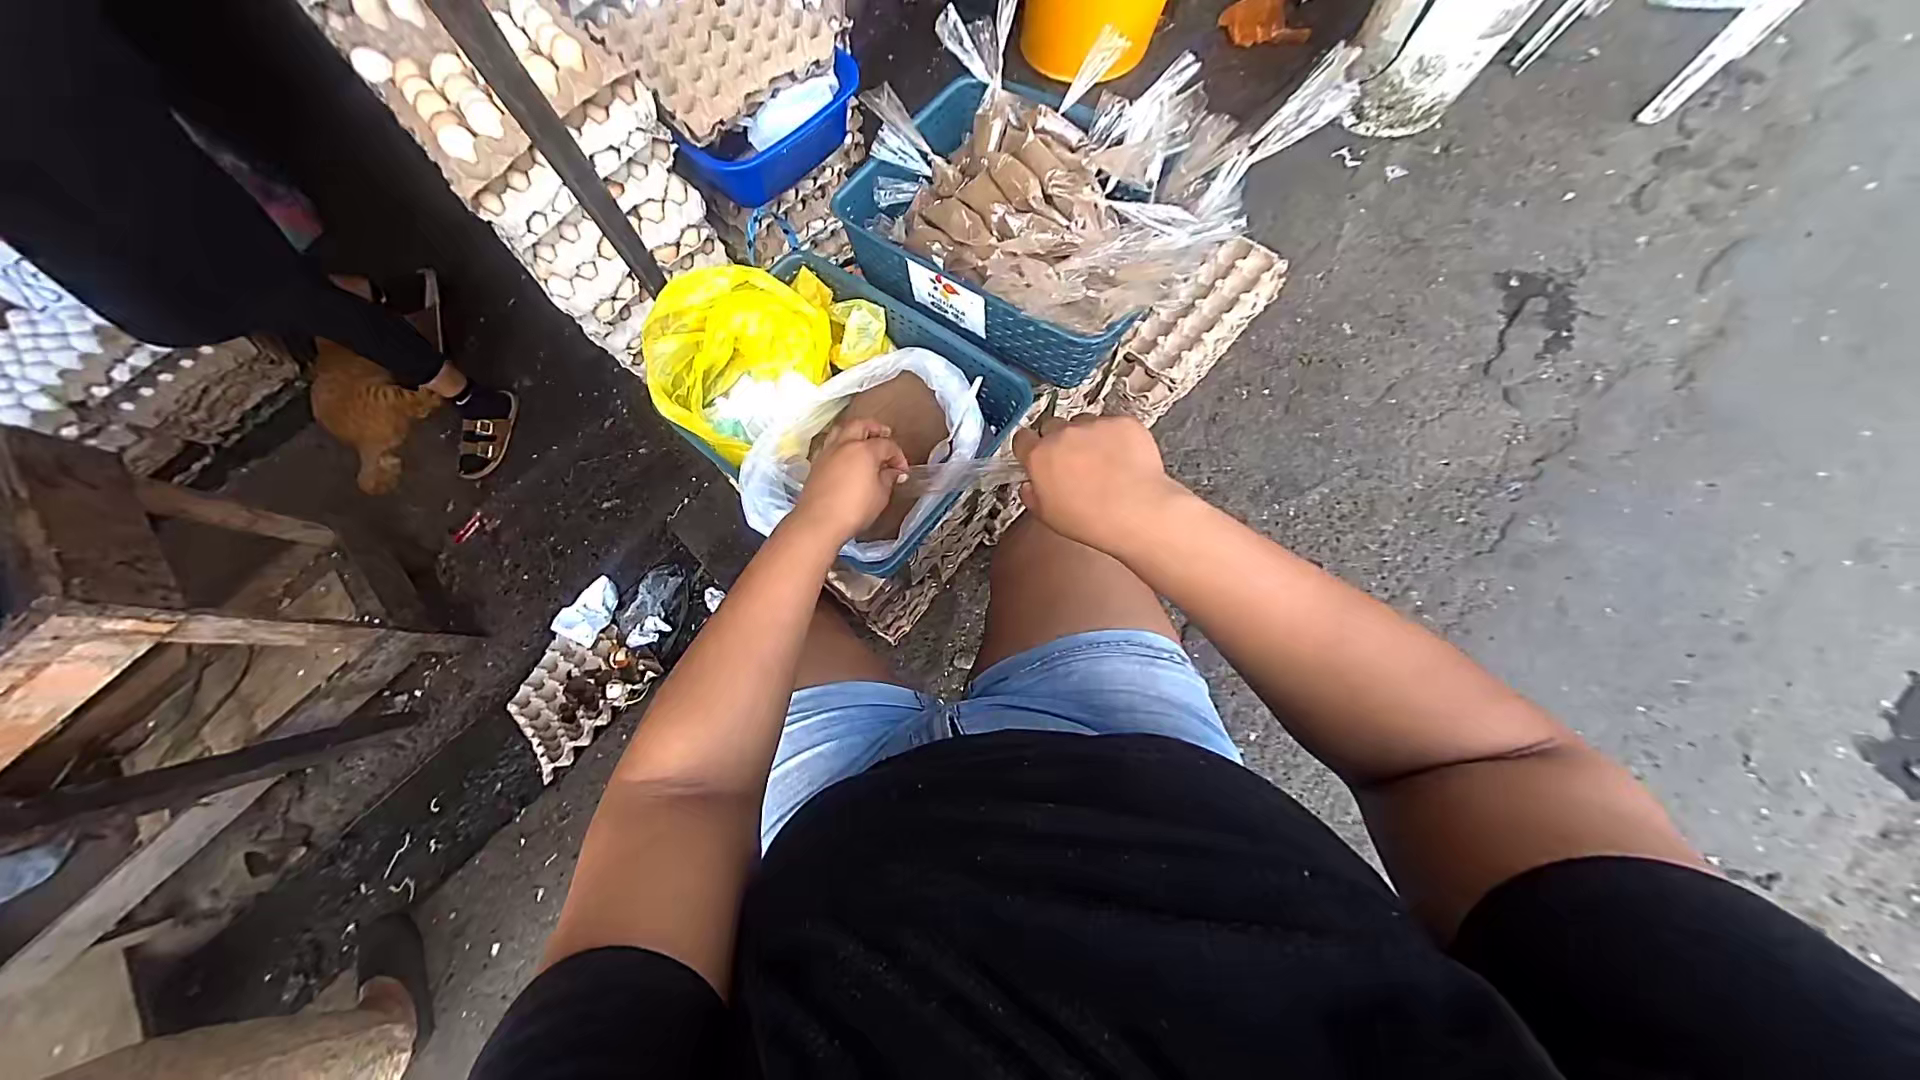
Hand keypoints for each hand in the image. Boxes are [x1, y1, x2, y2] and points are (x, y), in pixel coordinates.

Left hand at [788, 419, 908, 543]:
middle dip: (876, 428)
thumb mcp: (880, 496)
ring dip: (855, 431)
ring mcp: (828, 452)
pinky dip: (841, 443)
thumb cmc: (854, 510)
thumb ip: (888, 479)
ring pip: (842, 430)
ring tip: (864, 440)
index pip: (887, 445)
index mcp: (865, 450)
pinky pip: (830, 443)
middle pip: (861, 425)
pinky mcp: (816, 463)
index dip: (898, 456)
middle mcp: (845, 444)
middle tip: (885, 435)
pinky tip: (846, 455)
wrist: (818, 522)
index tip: (902, 470)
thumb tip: (893, 472)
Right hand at [1012, 416, 1189, 552]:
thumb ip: (1032, 495)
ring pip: (1084, 422)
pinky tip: (1122, 460)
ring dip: (1088, 437)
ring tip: (1103, 464)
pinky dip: (1117, 437)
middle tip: (1073, 463)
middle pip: (1053, 426)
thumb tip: (1030, 487)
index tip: (1035, 452)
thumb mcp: (1048, 516)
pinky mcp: (1121, 422)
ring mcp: (1093, 425)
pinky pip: (1114, 424)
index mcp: (1039, 456)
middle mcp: (1063, 434)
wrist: (1136, 511)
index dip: (1029, 447)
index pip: (1023, 438)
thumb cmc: (1093, 519)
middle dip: (1059, 441)